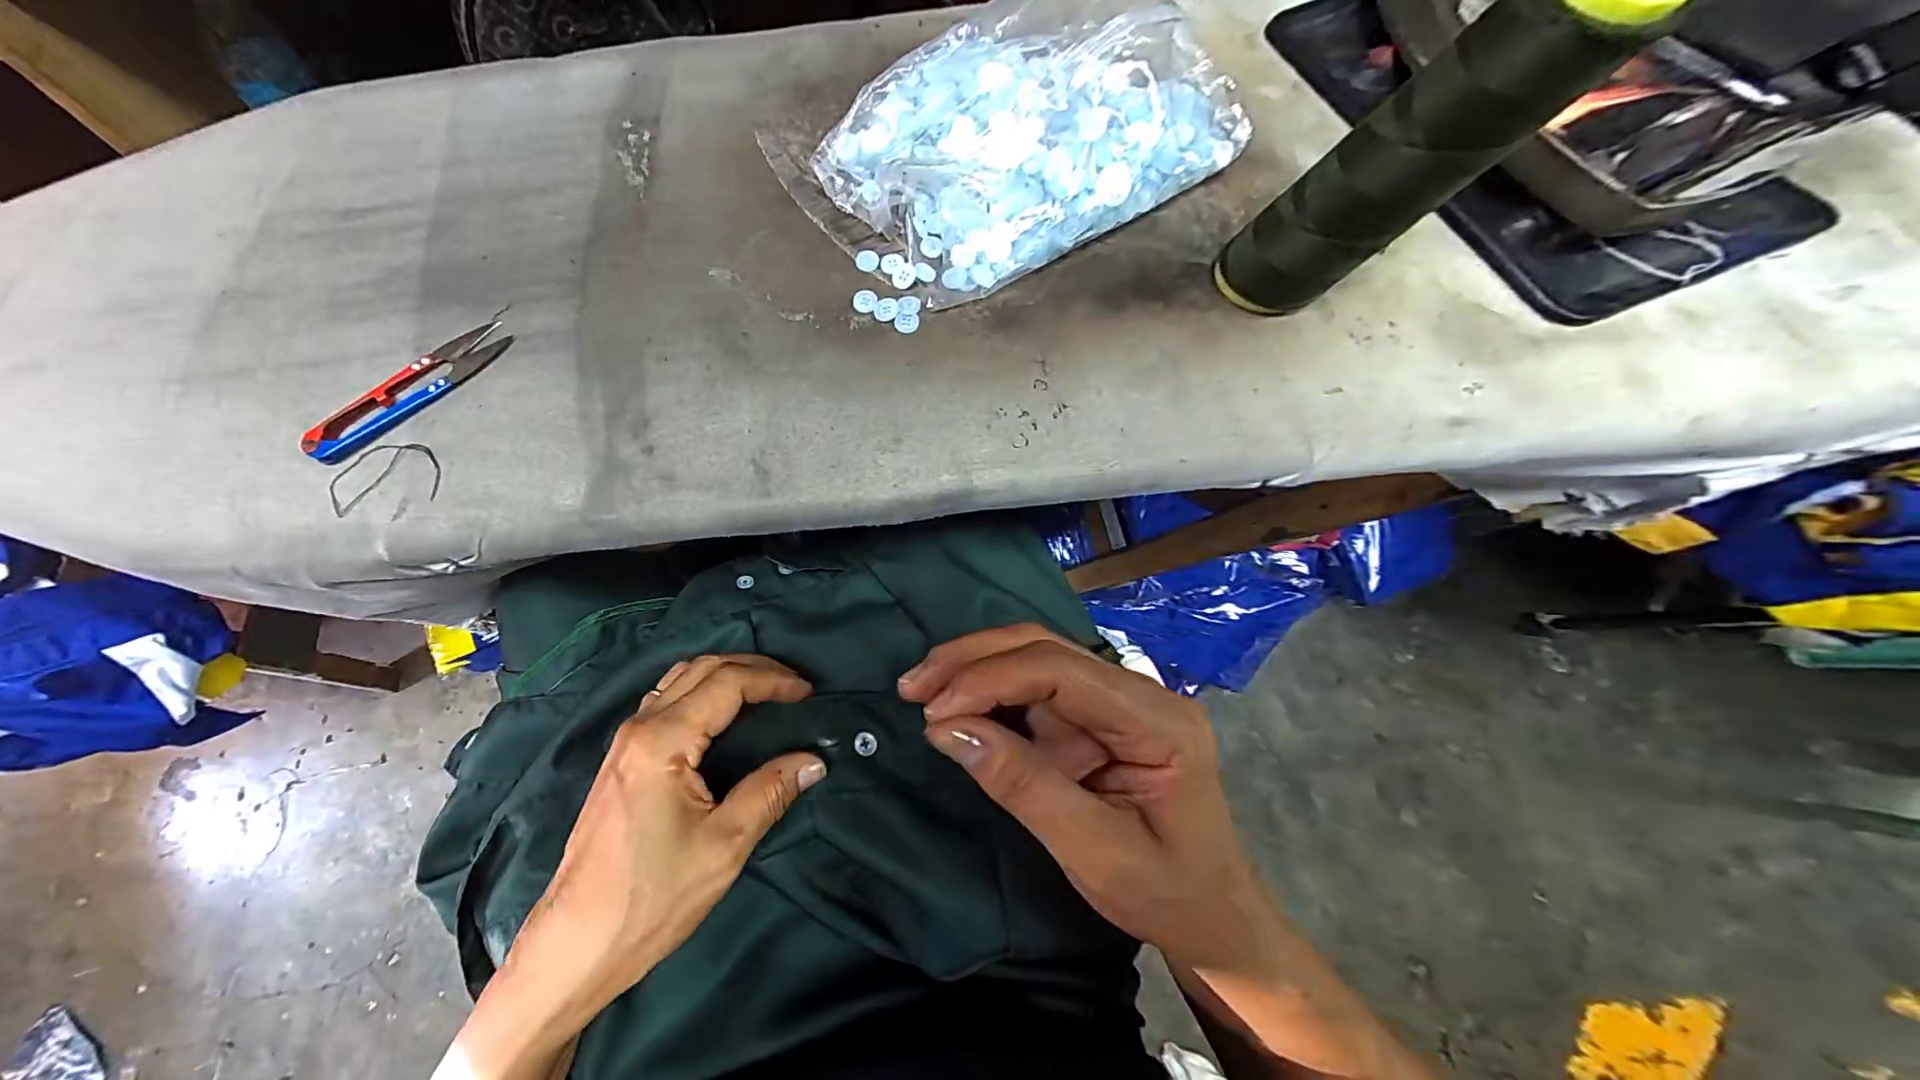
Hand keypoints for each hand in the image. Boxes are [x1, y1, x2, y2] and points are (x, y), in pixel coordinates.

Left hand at [437, 655, 824, 1079]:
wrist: (574, 947)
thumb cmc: (652, 898)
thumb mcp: (725, 845)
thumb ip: (770, 791)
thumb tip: (814, 760)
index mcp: (662, 741)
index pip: (727, 683)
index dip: (773, 680)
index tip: (809, 693)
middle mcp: (639, 728)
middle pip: (702, 668)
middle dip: (754, 667)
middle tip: (794, 685)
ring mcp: (625, 743)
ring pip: (681, 679)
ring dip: (727, 674)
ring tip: (767, 692)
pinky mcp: (622, 761)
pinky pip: (667, 701)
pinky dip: (704, 691)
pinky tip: (725, 715)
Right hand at [901, 625, 1434, 1079]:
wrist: (1215, 918)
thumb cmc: (1168, 895)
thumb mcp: (1095, 854)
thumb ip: (1023, 786)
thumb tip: (947, 728)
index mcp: (1158, 721)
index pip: (1062, 670)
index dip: (991, 678)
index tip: (934, 711)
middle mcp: (1140, 694)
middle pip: (1047, 648)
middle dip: (975, 659)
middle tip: (913, 686)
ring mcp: (1119, 703)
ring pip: (1038, 658)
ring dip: (976, 668)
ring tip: (921, 690)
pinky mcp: (1098, 719)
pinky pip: (1038, 691)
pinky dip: (991, 693)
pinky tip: (956, 704)